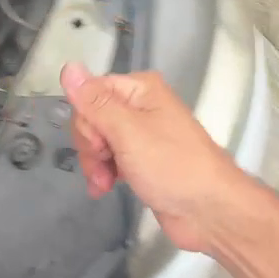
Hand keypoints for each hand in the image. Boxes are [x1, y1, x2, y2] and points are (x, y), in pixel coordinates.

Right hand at [59, 63, 259, 254]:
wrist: (210, 210)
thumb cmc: (172, 166)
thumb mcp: (128, 132)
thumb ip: (95, 102)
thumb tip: (69, 67)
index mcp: (141, 89)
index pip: (91, 92)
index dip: (87, 121)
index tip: (99, 144)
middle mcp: (141, 106)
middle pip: (92, 117)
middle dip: (90, 145)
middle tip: (104, 163)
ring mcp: (142, 135)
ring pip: (99, 140)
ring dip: (95, 163)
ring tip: (104, 182)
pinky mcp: (142, 161)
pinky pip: (110, 159)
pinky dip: (104, 173)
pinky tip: (104, 188)